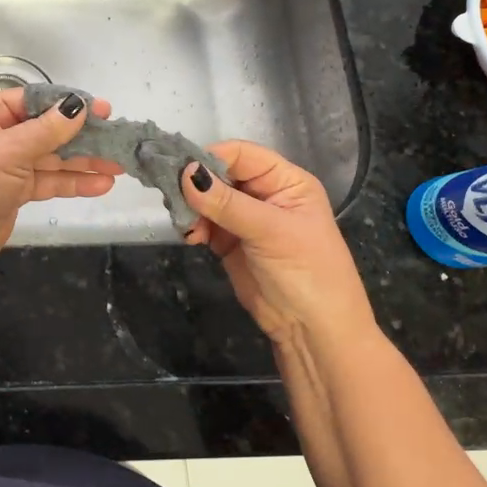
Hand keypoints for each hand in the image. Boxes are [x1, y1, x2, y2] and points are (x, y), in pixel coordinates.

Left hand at [0, 88, 119, 263]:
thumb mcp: (9, 151)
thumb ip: (47, 130)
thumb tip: (78, 106)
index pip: (31, 100)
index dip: (66, 103)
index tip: (99, 108)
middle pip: (46, 128)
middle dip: (81, 134)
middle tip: (116, 135)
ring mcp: (7, 164)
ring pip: (52, 156)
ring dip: (84, 160)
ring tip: (118, 163)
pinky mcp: (16, 190)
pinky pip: (49, 180)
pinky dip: (74, 182)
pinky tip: (101, 183)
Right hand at [180, 141, 374, 347]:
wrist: (313, 331)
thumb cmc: (307, 272)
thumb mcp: (271, 232)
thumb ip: (227, 203)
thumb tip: (187, 172)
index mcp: (286, 181)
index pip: (242, 154)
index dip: (212, 158)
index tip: (181, 170)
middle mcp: (264, 194)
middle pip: (220, 174)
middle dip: (196, 184)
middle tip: (173, 197)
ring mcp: (245, 219)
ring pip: (207, 198)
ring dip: (191, 208)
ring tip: (185, 225)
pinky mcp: (229, 241)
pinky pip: (203, 223)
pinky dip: (192, 227)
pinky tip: (190, 237)